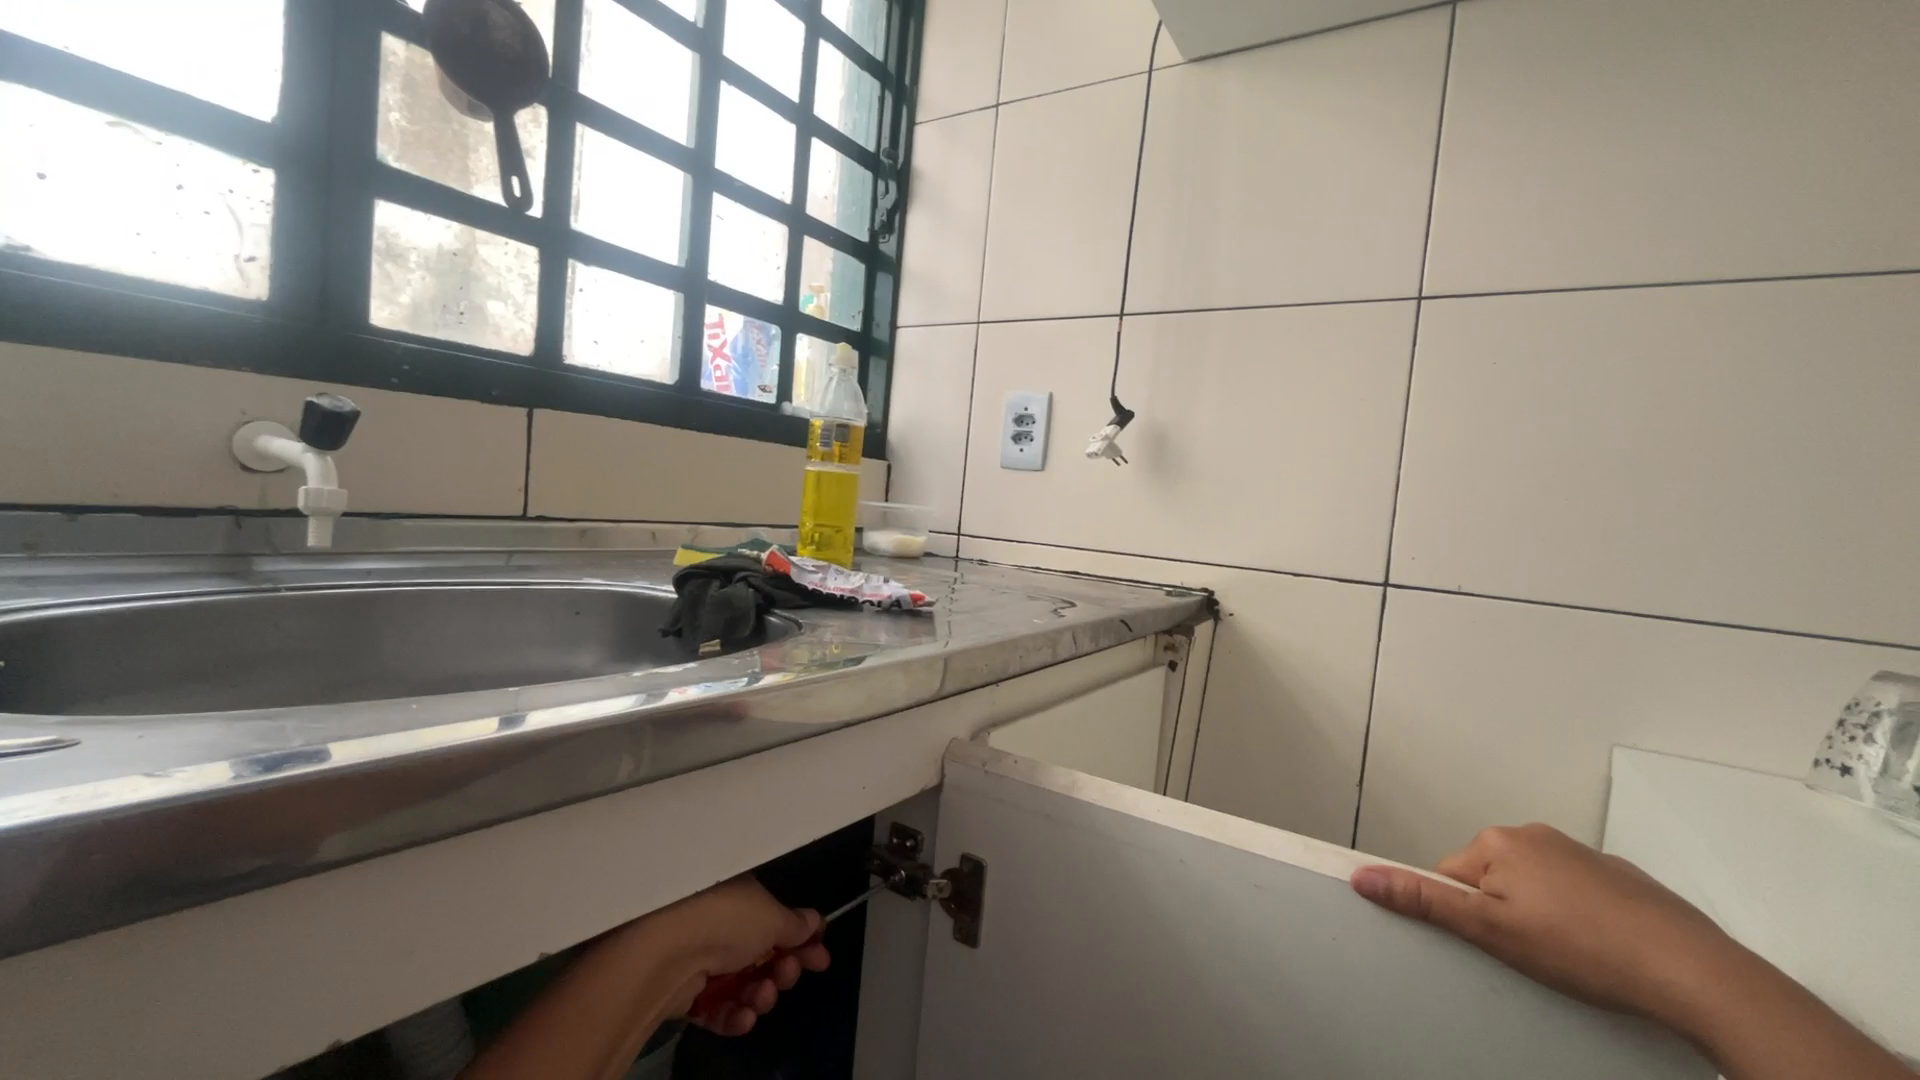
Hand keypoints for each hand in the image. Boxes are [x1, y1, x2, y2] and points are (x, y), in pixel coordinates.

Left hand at [644, 877, 830, 1036]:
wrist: (665, 953)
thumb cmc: (725, 920)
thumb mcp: (771, 916)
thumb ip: (795, 924)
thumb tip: (815, 922)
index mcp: (741, 896)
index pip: (777, 919)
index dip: (801, 939)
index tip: (819, 958)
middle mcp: (722, 925)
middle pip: (764, 955)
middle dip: (784, 969)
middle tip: (788, 974)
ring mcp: (703, 961)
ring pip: (745, 985)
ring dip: (762, 995)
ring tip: (762, 995)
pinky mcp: (686, 995)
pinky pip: (720, 1009)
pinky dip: (735, 1016)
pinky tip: (744, 1015)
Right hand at [1349, 824, 1741, 1023]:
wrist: (1691, 970)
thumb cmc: (1582, 949)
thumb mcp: (1490, 929)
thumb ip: (1423, 899)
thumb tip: (1362, 875)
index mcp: (1499, 841)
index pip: (1449, 873)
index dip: (1464, 912)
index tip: (1494, 940)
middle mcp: (1536, 834)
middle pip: (1491, 876)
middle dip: (1501, 911)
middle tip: (1530, 950)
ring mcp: (1582, 853)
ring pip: (1535, 885)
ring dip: (1539, 914)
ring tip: (1569, 954)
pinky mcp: (1621, 876)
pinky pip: (1577, 892)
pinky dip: (1579, 916)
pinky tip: (1599, 948)